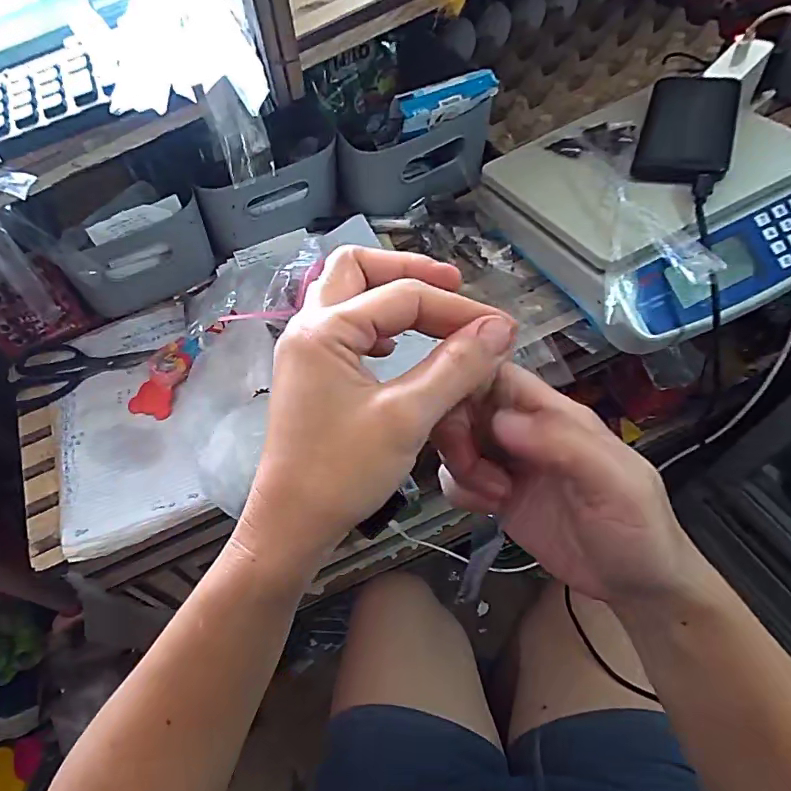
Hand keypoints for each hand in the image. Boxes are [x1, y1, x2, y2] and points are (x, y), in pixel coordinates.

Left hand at [240, 246, 514, 560]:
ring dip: (388, 295)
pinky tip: (396, 348)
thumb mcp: (407, 417)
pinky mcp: (309, 376)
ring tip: (430, 312)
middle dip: (407, 271)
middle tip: (452, 285)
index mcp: (324, 331)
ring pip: (345, 295)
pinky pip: (341, 330)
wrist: (291, 522)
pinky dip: (373, 326)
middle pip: (356, 268)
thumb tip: (497, 329)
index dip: (457, 309)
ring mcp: (303, 352)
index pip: (404, 297)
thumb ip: (455, 367)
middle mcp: (306, 330)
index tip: (499, 329)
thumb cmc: (340, 473)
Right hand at [433, 364, 702, 607]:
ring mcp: (510, 464)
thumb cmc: (638, 529)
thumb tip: (501, 421)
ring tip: (493, 495)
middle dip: (458, 432)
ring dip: (460, 466)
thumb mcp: (615, 482)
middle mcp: (528, 433)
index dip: (469, 382)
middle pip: (468, 407)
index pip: (500, 375)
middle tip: (474, 467)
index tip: (456, 412)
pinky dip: (460, 491)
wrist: (635, 584)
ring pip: (458, 442)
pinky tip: (488, 509)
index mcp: (556, 415)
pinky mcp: (497, 496)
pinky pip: (458, 479)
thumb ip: (563, 444)